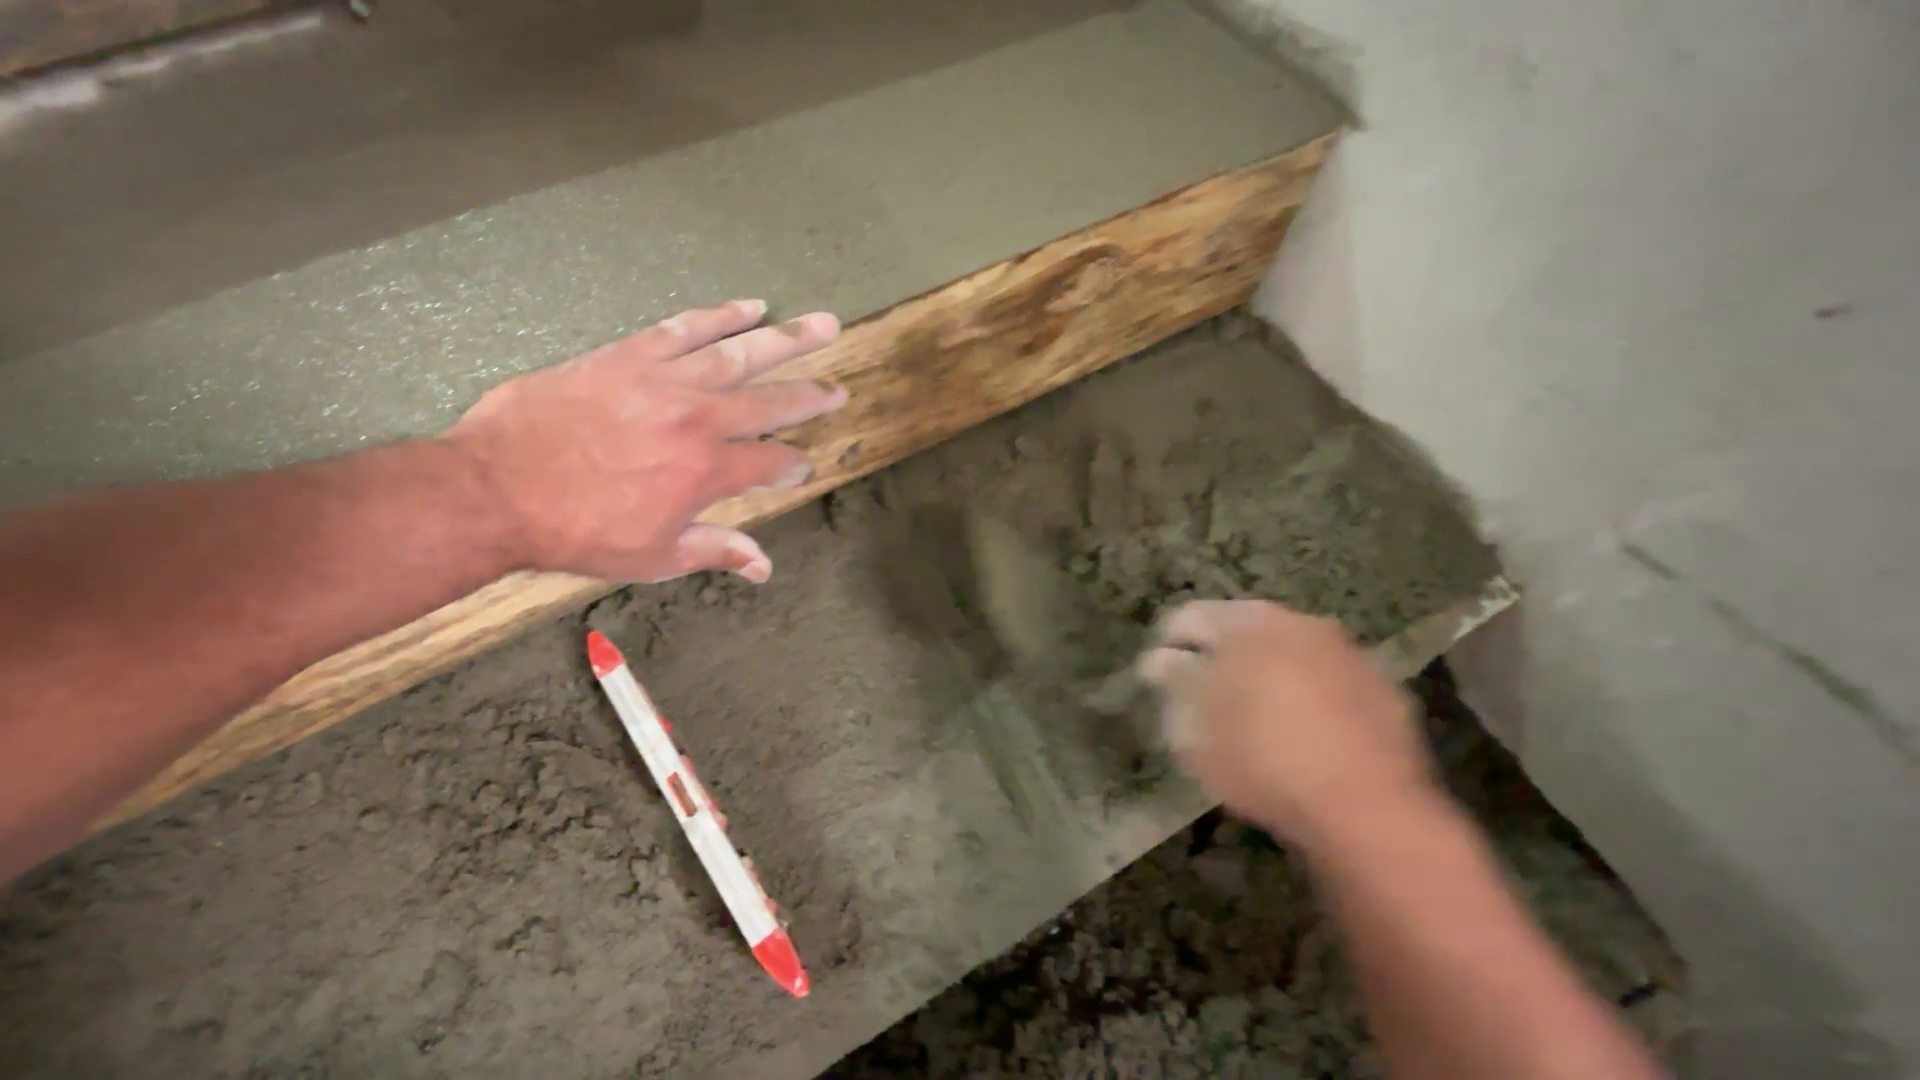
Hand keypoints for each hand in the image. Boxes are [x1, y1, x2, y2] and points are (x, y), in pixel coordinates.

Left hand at [443, 299, 846, 582]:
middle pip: (771, 402)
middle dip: (811, 396)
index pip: (770, 462)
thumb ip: (715, 551)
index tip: (801, 467)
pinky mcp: (629, 355)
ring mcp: (665, 381)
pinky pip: (684, 327)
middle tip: (840, 388)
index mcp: (706, 473)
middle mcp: (698, 420)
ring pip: (739, 354)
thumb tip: (765, 565)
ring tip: (824, 324)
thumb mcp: (653, 557)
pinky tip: (751, 306)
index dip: (791, 466)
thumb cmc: (577, 532)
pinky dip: (720, 315)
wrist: (496, 488)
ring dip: (787, 340)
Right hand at [1135, 600, 1437, 848]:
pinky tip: (1305, 737)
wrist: (1368, 808)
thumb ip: (1173, 684)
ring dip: (1269, 676)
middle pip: (1243, 631)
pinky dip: (1311, 700)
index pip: (1189, 617)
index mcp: (1245, 623)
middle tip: (1204, 699)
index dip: (1167, 648)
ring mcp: (1347, 654)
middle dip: (1221, 658)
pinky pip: (1330, 685)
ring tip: (1256, 720)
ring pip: (1291, 655)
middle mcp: (1299, 623)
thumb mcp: (1194, 731)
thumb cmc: (1262, 761)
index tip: (1157, 681)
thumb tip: (1162, 660)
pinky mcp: (1383, 690)